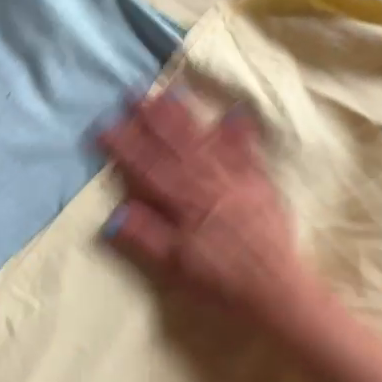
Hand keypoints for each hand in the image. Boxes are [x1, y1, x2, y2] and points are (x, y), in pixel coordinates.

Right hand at [98, 87, 309, 327]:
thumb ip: (146, 237)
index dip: (125, 146)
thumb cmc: (220, 281)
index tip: (105, 126)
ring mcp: (235, 179)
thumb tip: (113, 213)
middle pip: (175, 145)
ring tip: (169, 91)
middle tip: (134, 93)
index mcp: (183, 203)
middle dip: (153, 118)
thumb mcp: (176, 266)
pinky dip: (238, 131)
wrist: (276, 291)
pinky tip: (232, 111)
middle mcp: (207, 183)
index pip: (147, 168)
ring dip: (186, 115)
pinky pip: (246, 151)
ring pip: (205, 140)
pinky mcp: (259, 183)